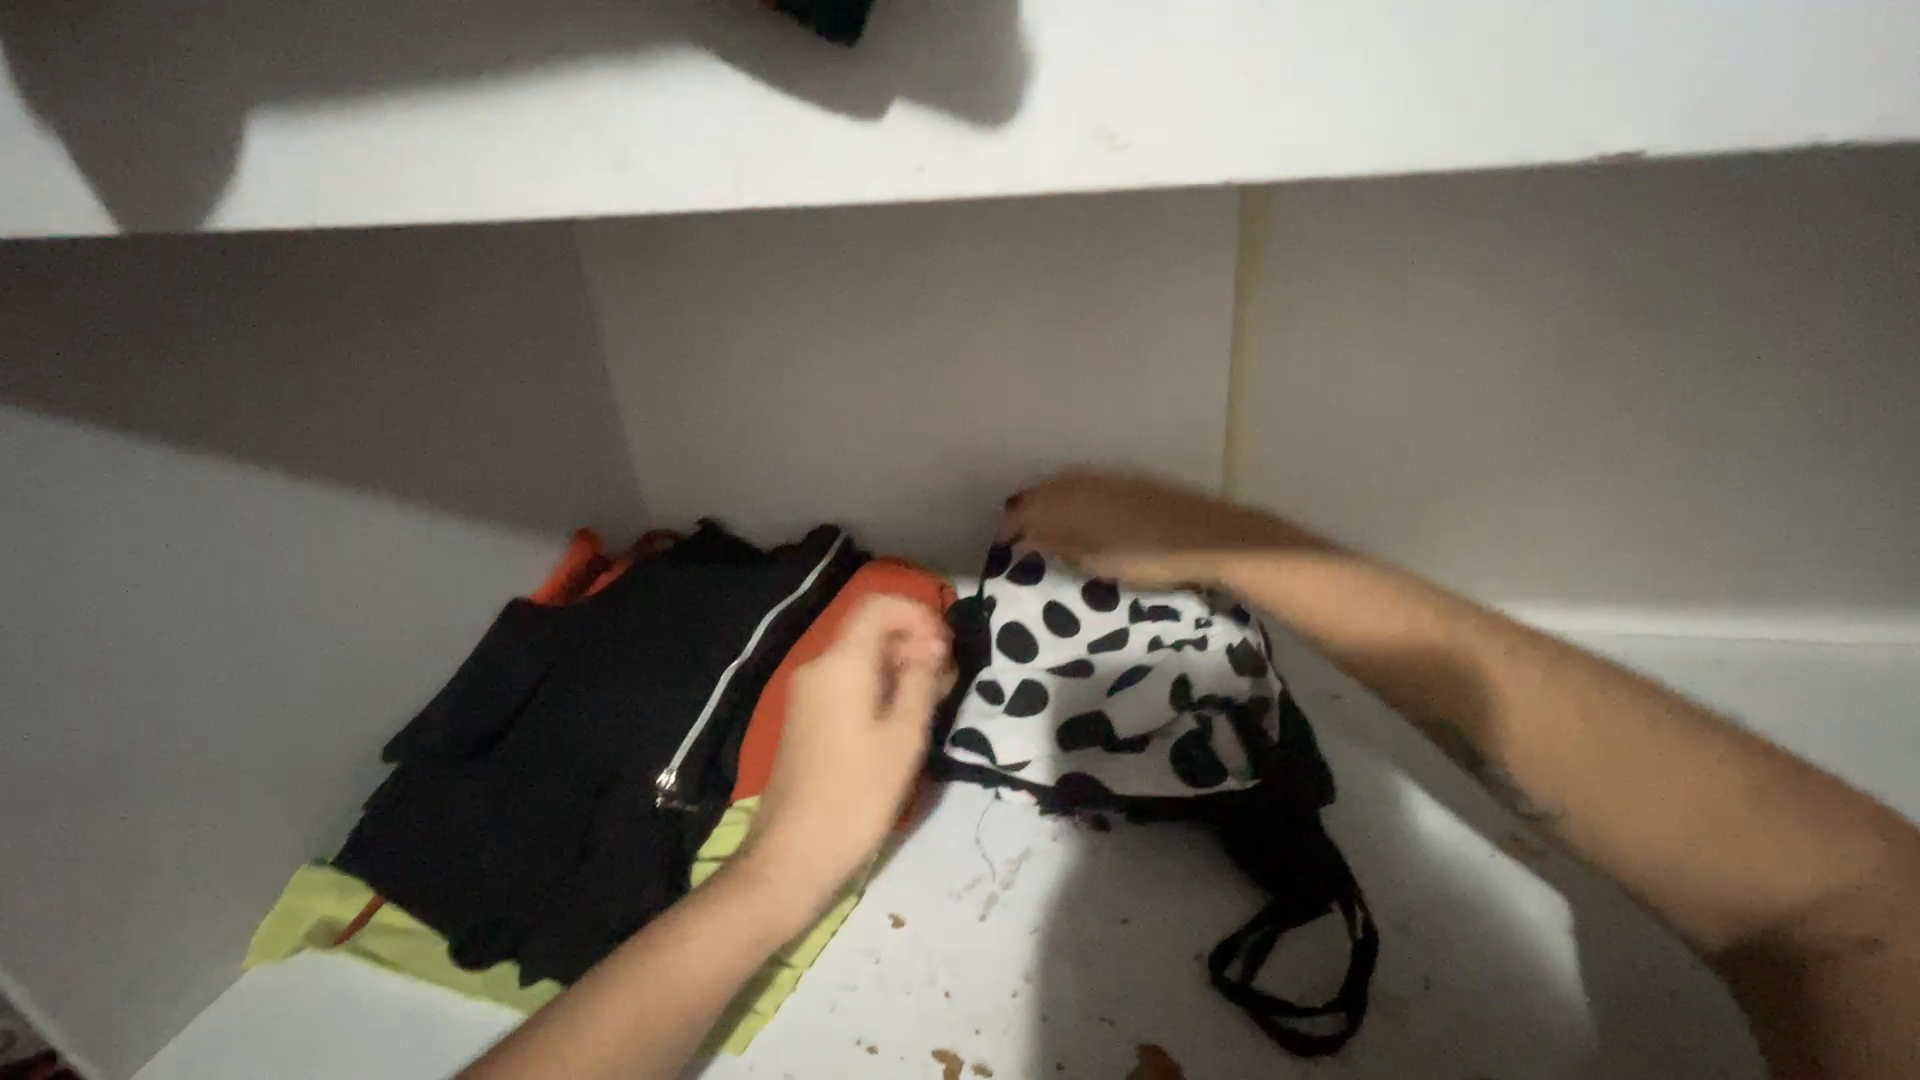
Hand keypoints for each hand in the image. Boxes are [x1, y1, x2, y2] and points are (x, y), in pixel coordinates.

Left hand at [740, 594, 950, 920]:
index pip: (879, 606)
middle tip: (949, 682)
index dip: (919, 615)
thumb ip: (921, 680)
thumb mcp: (905, 736)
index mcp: (841, 662)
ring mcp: (808, 694)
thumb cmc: (858, 793)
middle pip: (871, 632)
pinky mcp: (807, 719)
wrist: (793, 853)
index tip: (947, 649)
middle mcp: (819, 667)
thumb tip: (930, 647)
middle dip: (914, 644)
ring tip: (933, 703)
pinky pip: (848, 684)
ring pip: (861, 660)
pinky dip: (879, 688)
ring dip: (900, 669)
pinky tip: (902, 721)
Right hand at [1001, 468, 1321, 586]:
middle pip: (1044, 493)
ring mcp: (1111, 480)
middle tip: (1016, 535)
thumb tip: (1023, 540)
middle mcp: (1087, 484)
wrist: (1210, 539)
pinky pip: (1087, 485)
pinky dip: (1073, 499)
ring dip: (1048, 503)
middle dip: (1026, 513)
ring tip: (1043, 526)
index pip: (1028, 510)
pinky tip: (1079, 515)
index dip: (1011, 528)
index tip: (1002, 547)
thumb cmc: (1150, 557)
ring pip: (1066, 486)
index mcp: (1074, 501)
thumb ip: (1058, 545)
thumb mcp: (1097, 560)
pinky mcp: (1131, 483)